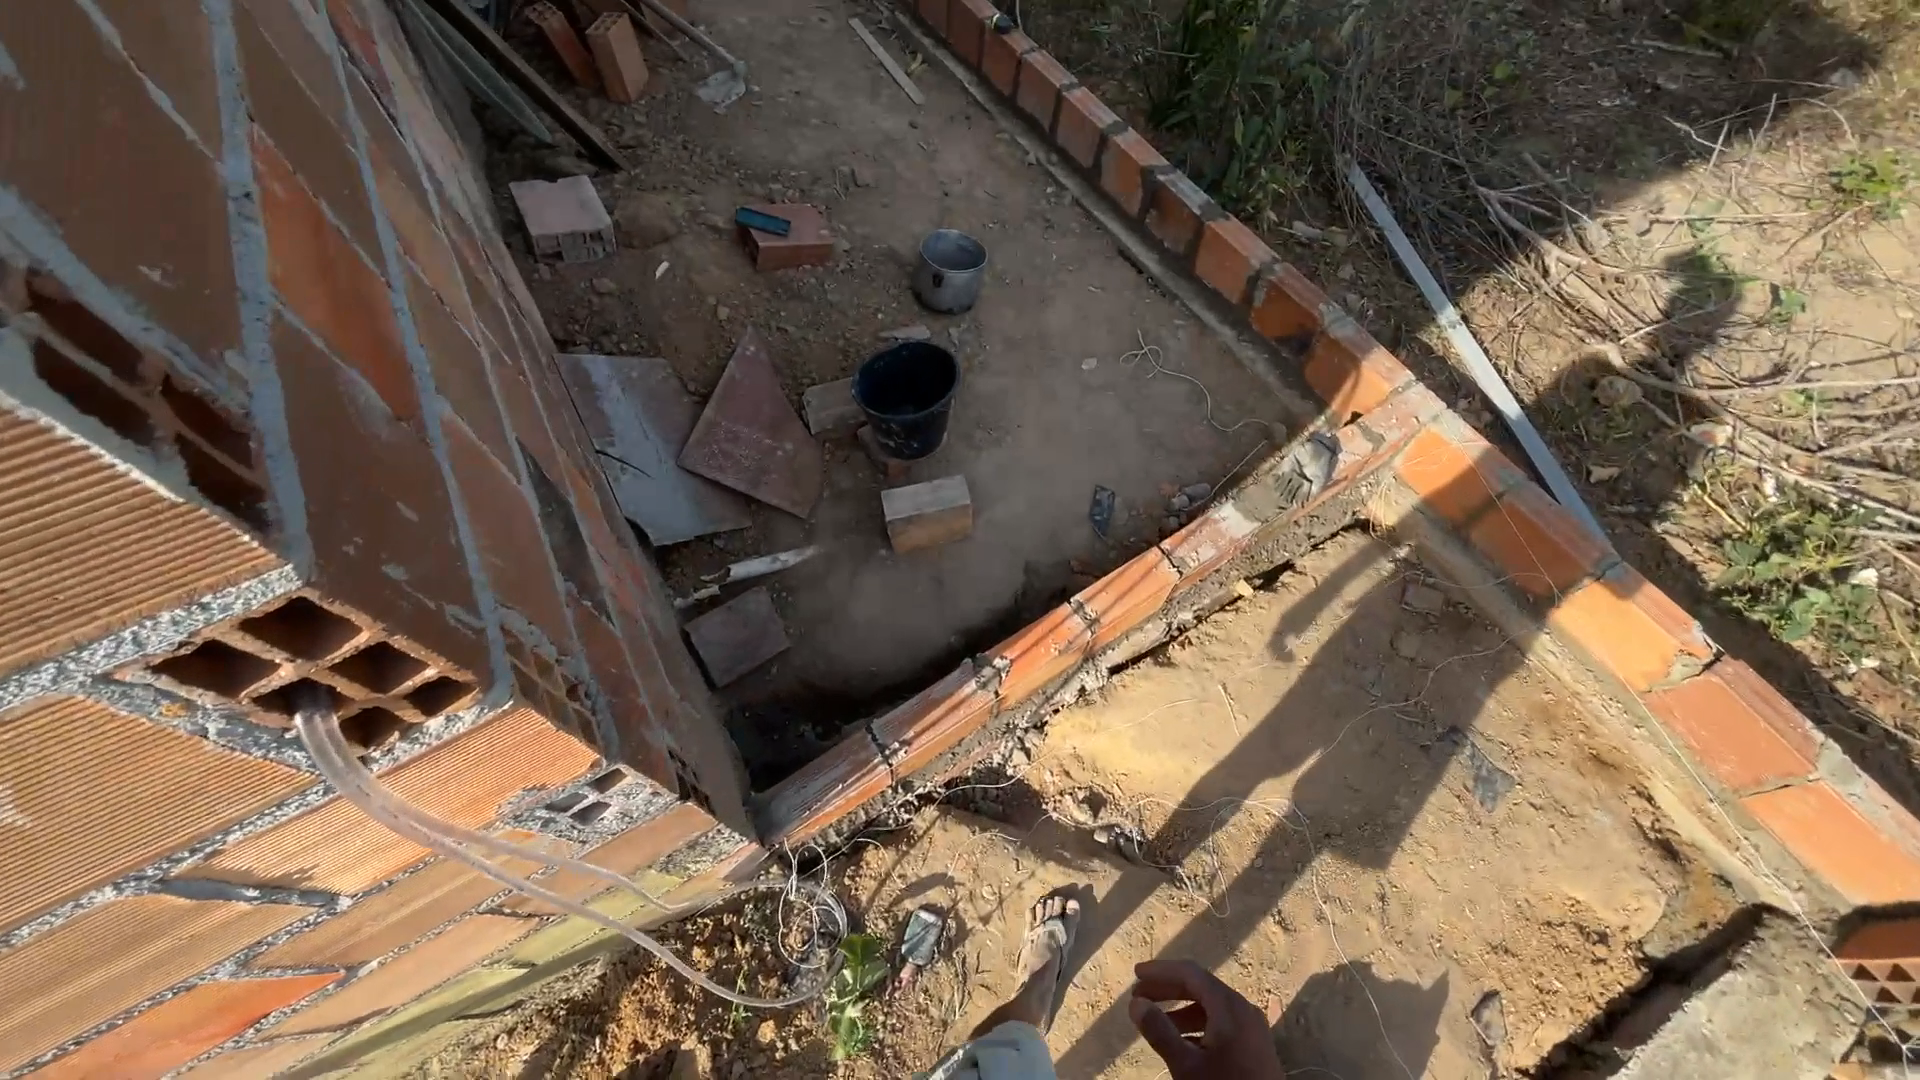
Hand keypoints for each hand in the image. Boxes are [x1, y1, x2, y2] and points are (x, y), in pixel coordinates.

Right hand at [1127, 958, 1284, 1078]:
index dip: (1161, 971)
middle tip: (1139, 996)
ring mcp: (1252, 1028)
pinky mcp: (1255, 1046)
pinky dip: (1197, 1025)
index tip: (1136, 975)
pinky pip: (1221, 1023)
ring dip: (1180, 1009)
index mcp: (1229, 1006)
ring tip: (1156, 1021)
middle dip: (1168, 989)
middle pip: (1200, 987)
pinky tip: (1182, 1042)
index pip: (1190, 973)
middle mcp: (1243, 1009)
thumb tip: (1136, 1003)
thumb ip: (1160, 1032)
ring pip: (1210, 1007)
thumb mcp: (1187, 1065)